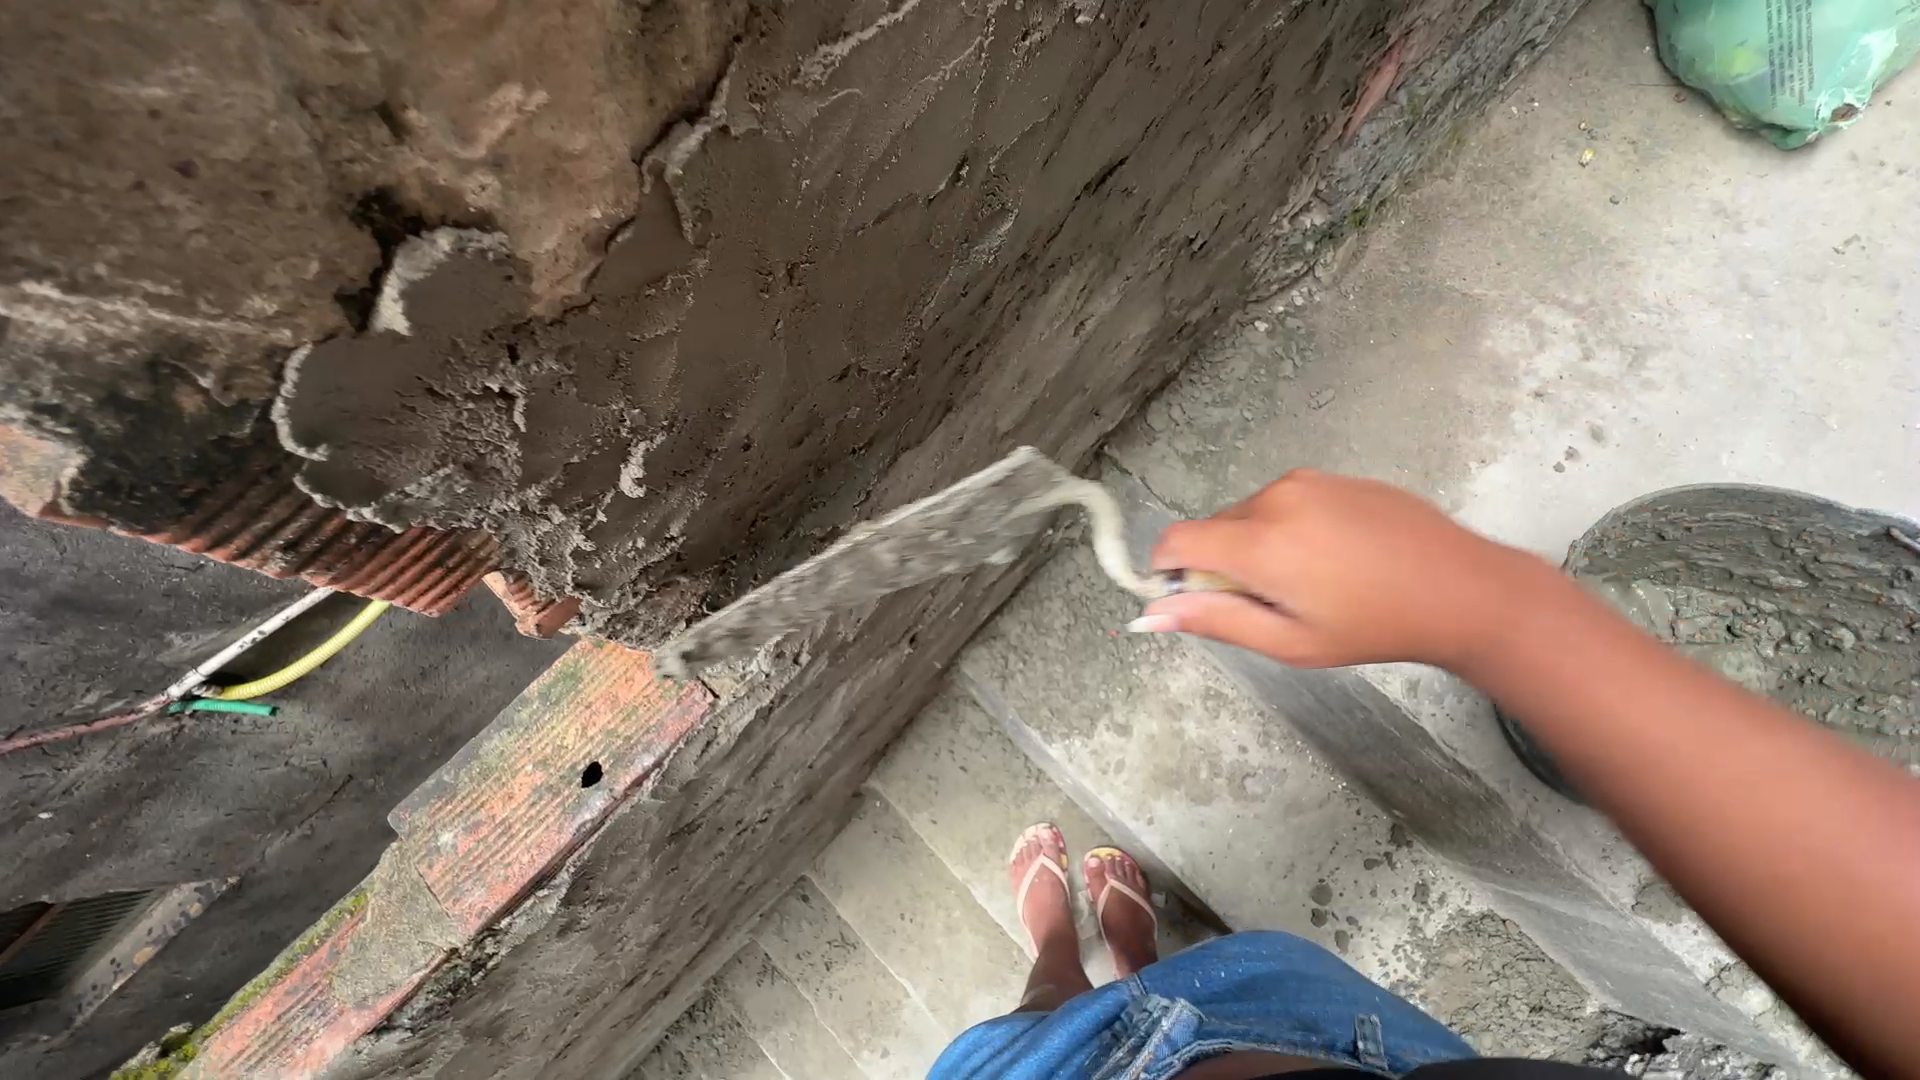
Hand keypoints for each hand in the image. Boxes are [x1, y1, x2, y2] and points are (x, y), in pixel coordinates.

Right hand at [1137, 469, 1548, 670]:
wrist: (1465, 589)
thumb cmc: (1374, 627)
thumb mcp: (1289, 642)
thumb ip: (1216, 620)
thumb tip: (1154, 613)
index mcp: (1260, 543)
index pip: (1175, 540)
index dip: (1166, 568)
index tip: (1190, 594)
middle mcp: (1275, 498)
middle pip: (1212, 529)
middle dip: (1219, 563)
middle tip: (1269, 600)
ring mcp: (1308, 481)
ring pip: (1247, 515)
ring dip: (1254, 545)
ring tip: (1308, 579)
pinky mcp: (1333, 476)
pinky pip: (1283, 502)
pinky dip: (1286, 528)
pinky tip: (1334, 556)